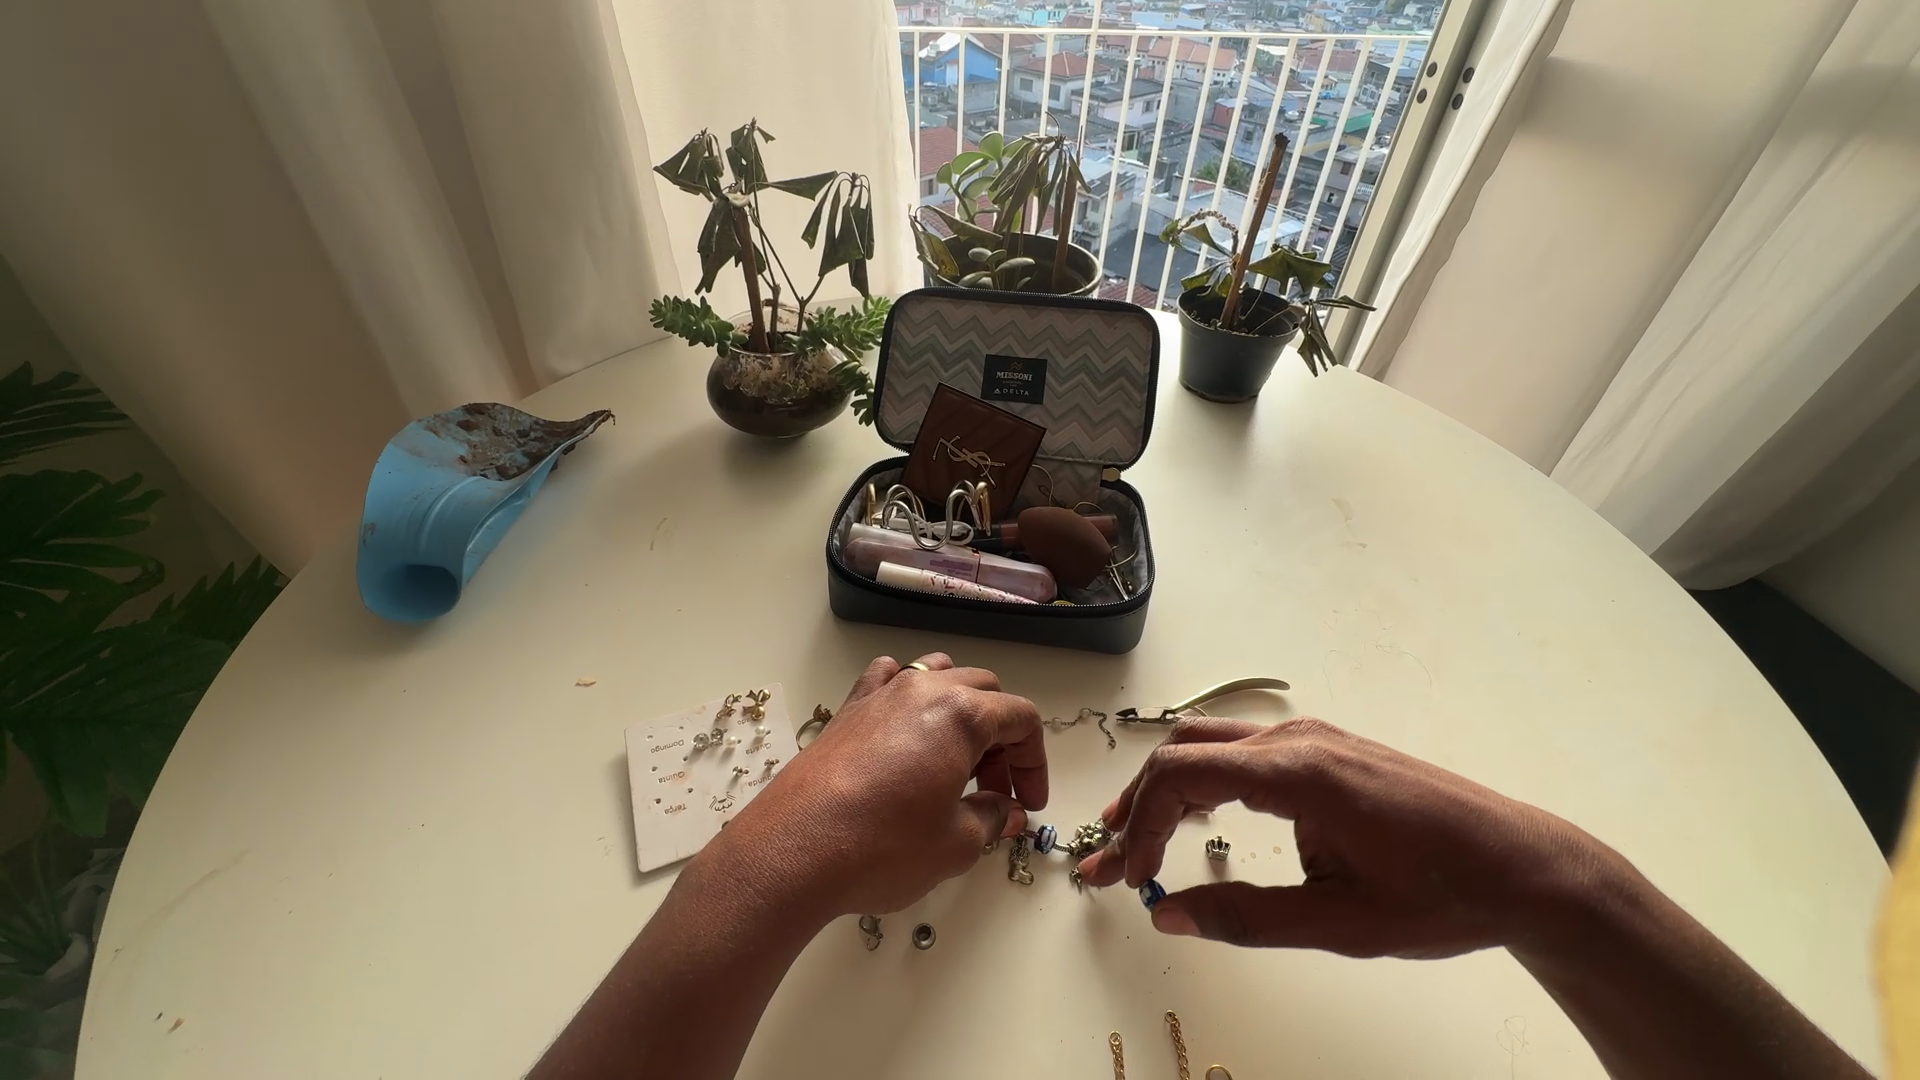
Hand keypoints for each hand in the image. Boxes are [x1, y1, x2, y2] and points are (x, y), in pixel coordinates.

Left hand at [721, 653, 1047, 918]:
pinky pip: (888, 678)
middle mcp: (924, 689)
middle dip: (1001, 739)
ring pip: (939, 675)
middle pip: (984, 692)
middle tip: (994, 791)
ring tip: (954, 760)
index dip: (1035, 762)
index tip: (1028, 804)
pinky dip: (908, 695)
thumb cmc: (884, 848)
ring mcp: (881, 692)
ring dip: (960, 711)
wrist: (792, 851)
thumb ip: (990, 817)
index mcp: (961, 714)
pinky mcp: (847, 708)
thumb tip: (1005, 810)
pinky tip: (904, 730)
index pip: (1021, 717)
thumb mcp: (954, 844)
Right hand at [1076, 717, 1614, 957]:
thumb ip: (1246, 917)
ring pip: (1206, 744)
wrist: (1526, 866)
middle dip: (1138, 805)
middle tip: (1112, 859)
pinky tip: (1198, 813)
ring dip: (1165, 786)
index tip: (1132, 877)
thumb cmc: (1442, 897)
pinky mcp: (1322, 745)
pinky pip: (1238, 749)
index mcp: (1297, 772)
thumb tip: (1167, 915)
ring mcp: (1308, 735)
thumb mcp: (1341, 922)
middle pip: (1183, 753)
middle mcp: (1293, 738)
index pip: (1182, 777)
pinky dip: (1202, 779)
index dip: (1141, 825)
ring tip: (1136, 830)